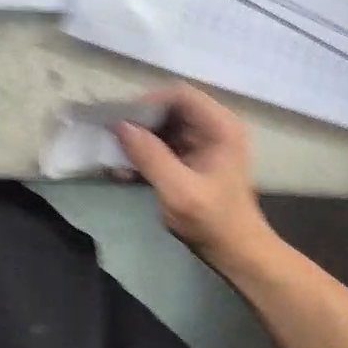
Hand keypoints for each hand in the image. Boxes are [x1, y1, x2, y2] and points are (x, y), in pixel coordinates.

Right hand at [115, 83, 277, 269]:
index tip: (120, 120)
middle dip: (140, 122)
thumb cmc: (212, 221)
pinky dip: (144, 154)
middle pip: (170, 108)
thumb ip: (150, 156)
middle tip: (112, 136)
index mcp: (221, 127)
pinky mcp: (192, 160)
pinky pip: (163, 146)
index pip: (180, 95)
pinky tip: (124, 171)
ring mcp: (203, 144)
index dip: (148, 102)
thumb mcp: (178, 190)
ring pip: (164, 127)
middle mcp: (214, 128)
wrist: (235, 252)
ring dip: (138, 140)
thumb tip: (120, 126)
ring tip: (114, 155)